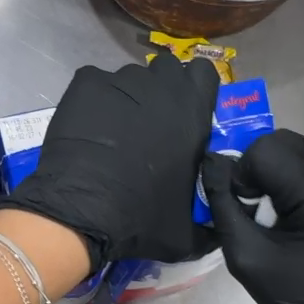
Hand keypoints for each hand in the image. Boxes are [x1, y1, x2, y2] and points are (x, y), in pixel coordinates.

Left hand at [0, 54, 219, 269]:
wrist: (83, 211)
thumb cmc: (142, 219)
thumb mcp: (187, 232)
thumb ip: (209, 222)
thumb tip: (219, 229)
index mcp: (194, 112)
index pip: (205, 74)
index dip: (195, 91)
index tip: (184, 114)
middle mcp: (162, 86)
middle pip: (167, 71)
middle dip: (160, 90)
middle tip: (148, 124)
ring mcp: (122, 81)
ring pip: (129, 79)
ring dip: (126, 99)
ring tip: (111, 132)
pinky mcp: (86, 84)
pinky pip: (94, 85)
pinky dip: (92, 101)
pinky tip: (86, 130)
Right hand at [202, 130, 303, 303]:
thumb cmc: (291, 294)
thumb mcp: (244, 255)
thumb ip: (223, 204)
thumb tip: (211, 162)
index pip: (266, 150)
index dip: (243, 173)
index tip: (243, 205)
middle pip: (282, 141)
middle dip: (258, 167)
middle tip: (255, 205)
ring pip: (297, 146)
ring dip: (275, 169)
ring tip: (275, 207)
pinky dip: (294, 174)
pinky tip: (293, 206)